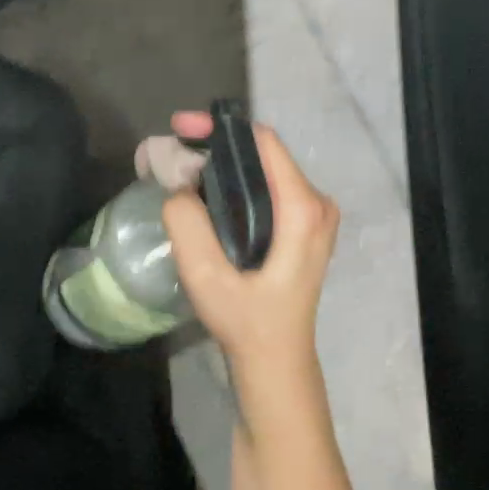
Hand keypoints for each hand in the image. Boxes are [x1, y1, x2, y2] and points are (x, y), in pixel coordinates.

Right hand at [162, 111, 341, 370]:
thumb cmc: (246, 320)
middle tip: (172, 156)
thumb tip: (178, 189)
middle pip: (263, 153)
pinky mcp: (303, 228)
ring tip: (180, 176)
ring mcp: (313, 216)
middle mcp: (316, 204)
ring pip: (263, 170)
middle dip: (215, 146)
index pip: (262, 142)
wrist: (275, 362)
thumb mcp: (206, 275)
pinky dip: (233, 184)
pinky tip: (204, 198)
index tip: (180, 129)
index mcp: (301, 209)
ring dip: (222, 166)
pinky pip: (266, 188)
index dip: (219, 127)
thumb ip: (188, 223)